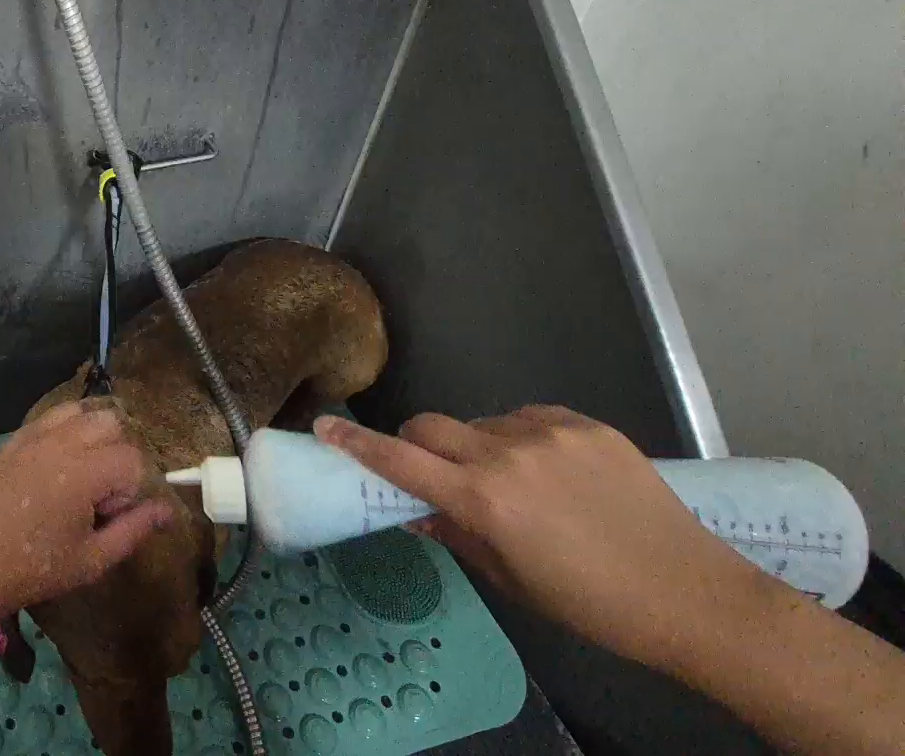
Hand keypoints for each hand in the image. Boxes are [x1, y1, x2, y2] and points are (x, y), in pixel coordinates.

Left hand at [0, 401, 171, 615]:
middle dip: (116, 455)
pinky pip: (51, 416)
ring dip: (93, 436)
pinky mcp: (14, 437)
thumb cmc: (35, 568)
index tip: (110, 515)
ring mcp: (33, 435)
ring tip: (81, 474)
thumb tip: (168, 511)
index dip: (132, 489)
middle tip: (98, 495)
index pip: (133, 459)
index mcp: (83, 473)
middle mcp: (60, 443)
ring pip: (82, 411)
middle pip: (111, 424)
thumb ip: (135, 529)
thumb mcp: (93, 559)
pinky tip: (57, 463)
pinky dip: (66, 429)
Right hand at [314, 406, 781, 671]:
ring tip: (513, 479)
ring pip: (479, 423)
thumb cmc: (592, 605)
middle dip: (418, 445)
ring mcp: (549, 435)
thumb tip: (413, 510)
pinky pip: (526, 419)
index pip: (398, 460)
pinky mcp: (586, 426)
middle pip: (429, 426)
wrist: (699, 600)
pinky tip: (549, 469)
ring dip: (475, 445)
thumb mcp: (509, 578)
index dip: (355, 442)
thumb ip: (453, 533)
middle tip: (436, 472)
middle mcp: (507, 456)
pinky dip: (520, 438)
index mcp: (484, 499)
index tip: (324, 426)